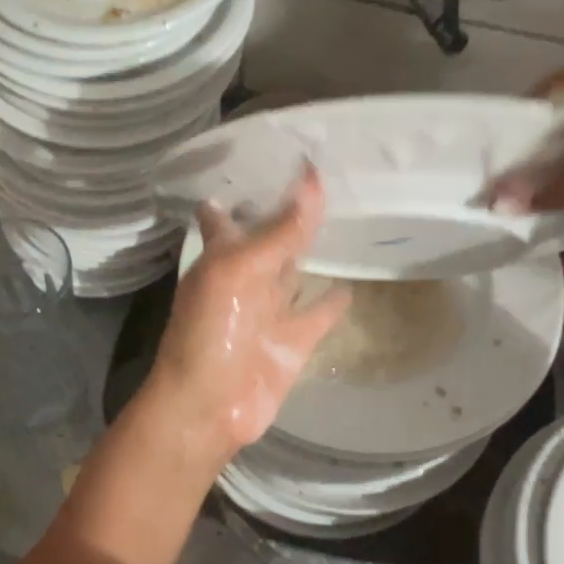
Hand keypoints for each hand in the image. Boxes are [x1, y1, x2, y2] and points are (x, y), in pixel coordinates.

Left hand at [137, 170, 350, 465]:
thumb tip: (313, 177)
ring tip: (348, 214)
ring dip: (313, 249)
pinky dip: (334, 300)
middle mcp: (245, 279)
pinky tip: (354, 280)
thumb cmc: (209, 334)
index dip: (240, 188)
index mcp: (220, 257)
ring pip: (296, 271)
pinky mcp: (294, 342)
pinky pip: (319, 314)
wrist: (209, 408)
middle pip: (268, 238)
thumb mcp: (236, 272)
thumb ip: (278, 230)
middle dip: (286, 212)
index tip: (268, 155)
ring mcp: (270, 311)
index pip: (226, 214)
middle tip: (323, 173)